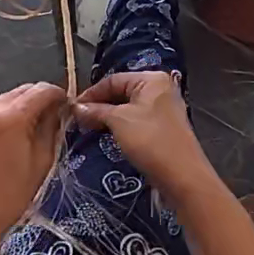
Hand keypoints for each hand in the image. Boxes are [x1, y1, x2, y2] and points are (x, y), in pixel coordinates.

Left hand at [0, 82, 67, 254]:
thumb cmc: (12, 192)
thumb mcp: (44, 158)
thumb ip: (52, 126)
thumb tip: (59, 110)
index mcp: (12, 117)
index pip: (43, 90)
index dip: (60, 95)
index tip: (67, 106)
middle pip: (25, 89)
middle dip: (42, 99)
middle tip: (53, 117)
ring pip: (10, 96)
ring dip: (24, 105)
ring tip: (32, 128)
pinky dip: (8, 113)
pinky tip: (13, 133)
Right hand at [73, 71, 213, 195]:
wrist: (182, 175)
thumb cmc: (150, 141)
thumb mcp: (119, 121)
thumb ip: (96, 111)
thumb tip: (77, 108)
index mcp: (152, 79)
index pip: (113, 79)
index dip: (91, 93)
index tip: (72, 109)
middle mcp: (160, 89)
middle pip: (121, 91)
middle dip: (99, 105)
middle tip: (78, 120)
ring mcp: (163, 109)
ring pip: (128, 108)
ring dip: (108, 117)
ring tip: (88, 128)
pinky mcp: (163, 128)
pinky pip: (136, 120)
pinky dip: (121, 126)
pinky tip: (107, 136)